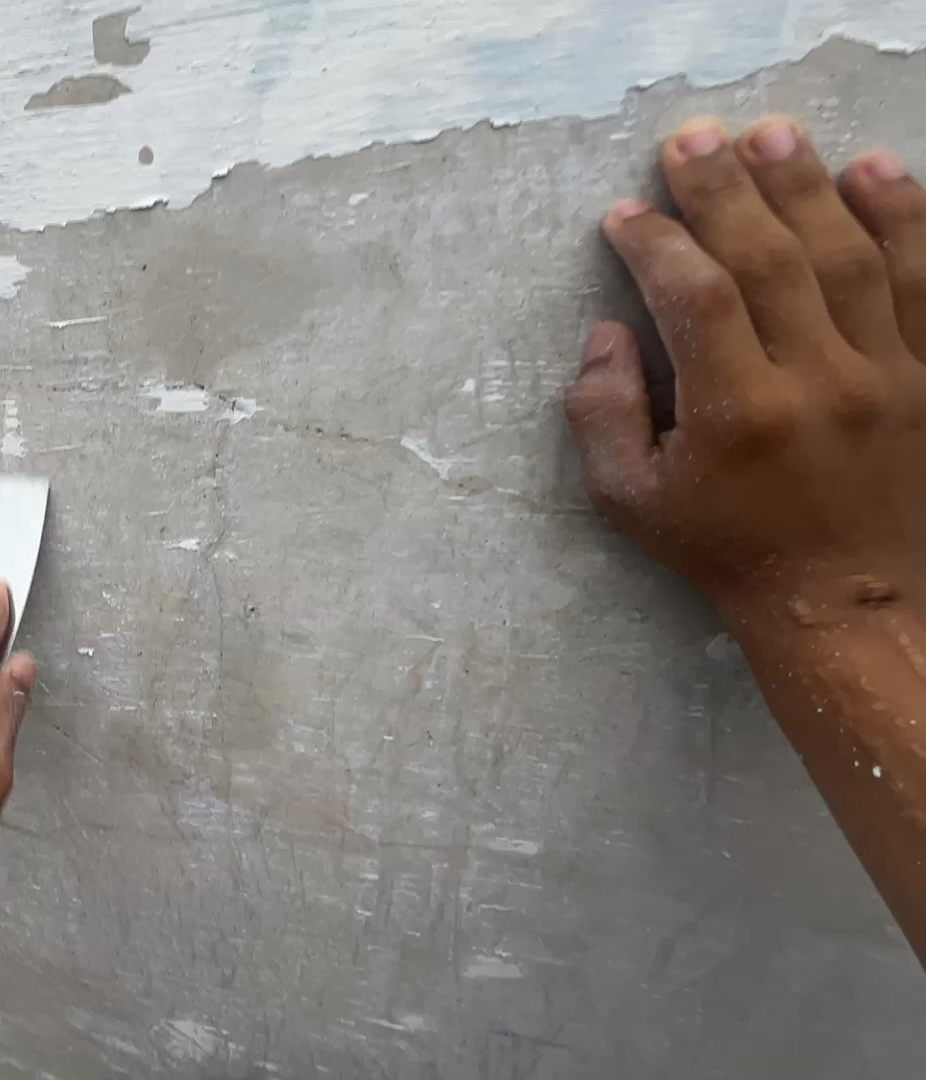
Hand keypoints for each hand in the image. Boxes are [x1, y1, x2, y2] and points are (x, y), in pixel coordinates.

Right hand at [567, 116, 925, 620]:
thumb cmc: (715, 543)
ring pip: (857, 255)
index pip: (699, 302)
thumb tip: (606, 335)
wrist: (841, 592)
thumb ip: (604, 415)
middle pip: (778, 260)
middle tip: (693, 139)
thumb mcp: (625, 496)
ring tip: (771, 135)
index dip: (659, 248)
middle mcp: (824, 379)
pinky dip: (909, 217)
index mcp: (738, 413)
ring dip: (810, 187)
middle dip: (727, 193)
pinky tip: (878, 171)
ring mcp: (895, 370)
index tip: (625, 213)